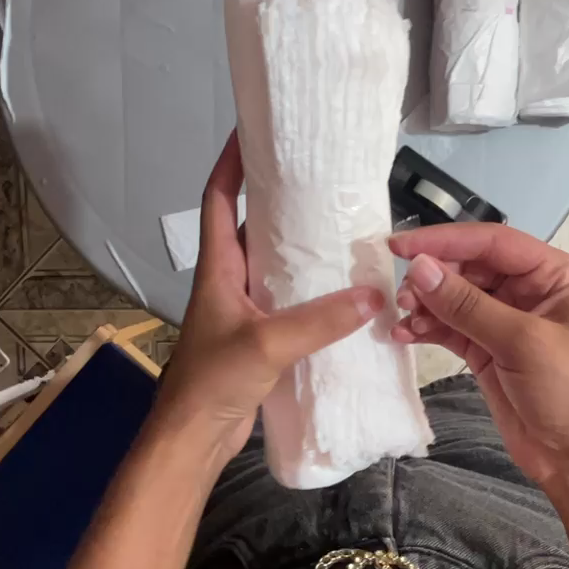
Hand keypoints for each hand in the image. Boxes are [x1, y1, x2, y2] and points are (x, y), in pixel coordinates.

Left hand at [151, 134, 382, 460]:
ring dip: (295, 246)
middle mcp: (227, 281)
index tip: (254, 132)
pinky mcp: (258, 337)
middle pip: (248, 226)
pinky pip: (285, 301)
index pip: (218, 199)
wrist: (195, 436)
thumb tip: (374, 296)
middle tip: (317, 178)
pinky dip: (308, 291)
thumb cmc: (213, 380)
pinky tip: (340, 291)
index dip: (231, 163)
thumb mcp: (266, 344)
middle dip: (275, 199)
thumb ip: (319, 321)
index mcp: (217, 267)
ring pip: (270, 265)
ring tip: (337, 226)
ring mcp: (242, 310)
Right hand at [389, 222, 568, 486]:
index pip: (492, 243)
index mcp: (554, 275)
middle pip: (470, 268)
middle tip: (401, 294)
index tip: (399, 246)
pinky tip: (405, 334)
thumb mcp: (524, 343)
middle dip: (433, 277)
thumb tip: (419, 268)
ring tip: (402, 317)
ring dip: (426, 305)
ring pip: (455, 299)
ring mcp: (506, 324)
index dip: (445, 240)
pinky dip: (427, 329)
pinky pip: (450, 330)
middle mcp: (530, 292)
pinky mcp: (487, 353)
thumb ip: (468, 305)